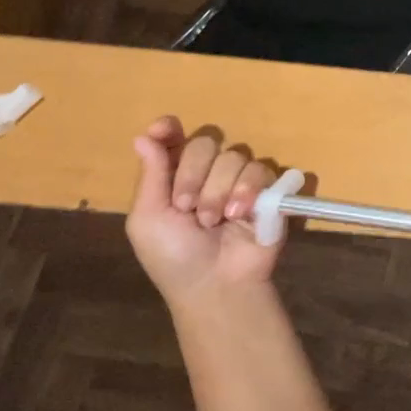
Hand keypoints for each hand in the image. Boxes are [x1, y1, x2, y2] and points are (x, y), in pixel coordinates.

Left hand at [127, 116, 281, 309]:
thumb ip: (151, 177)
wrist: (216, 282)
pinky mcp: (267, 187)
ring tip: (216, 221)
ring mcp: (238, 179)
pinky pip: (261, 168)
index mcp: (173, 180)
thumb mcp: (148, 220)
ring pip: (234, 157)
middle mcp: (207, 173)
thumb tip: (142, 136)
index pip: (173, 140)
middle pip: (205, 144)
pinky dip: (248, 191)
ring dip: (220, 191)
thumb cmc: (173, 256)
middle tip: (188, 207)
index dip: (168, 130)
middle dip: (195, 175)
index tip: (164, 128)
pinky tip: (241, 214)